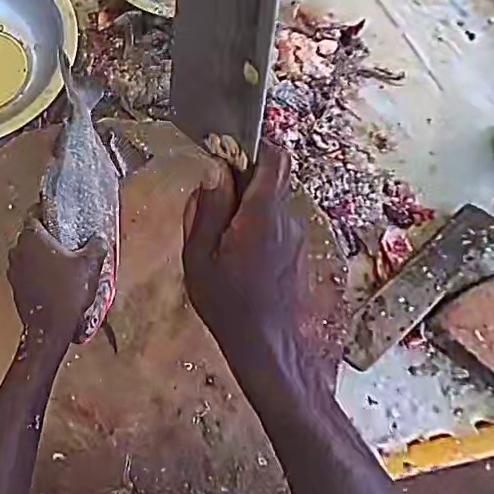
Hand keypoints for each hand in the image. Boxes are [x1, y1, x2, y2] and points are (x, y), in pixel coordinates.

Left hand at [7, 218, 105, 357]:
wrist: (50, 330)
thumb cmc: (68, 293)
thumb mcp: (90, 265)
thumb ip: (96, 246)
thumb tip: (99, 239)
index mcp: (32, 238)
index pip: (33, 213)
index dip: (45, 211)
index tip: (57, 214)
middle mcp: (18, 251)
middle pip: (30, 234)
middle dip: (46, 235)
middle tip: (65, 238)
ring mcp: (14, 270)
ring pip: (27, 254)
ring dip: (41, 254)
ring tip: (62, 260)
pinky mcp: (15, 288)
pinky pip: (27, 271)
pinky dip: (38, 271)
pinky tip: (55, 279)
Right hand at [183, 143, 310, 380]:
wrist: (265, 346)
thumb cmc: (227, 303)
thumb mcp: (199, 255)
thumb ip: (207, 208)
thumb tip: (214, 172)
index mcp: (262, 214)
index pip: (274, 158)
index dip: (251, 147)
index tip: (224, 157)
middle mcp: (285, 218)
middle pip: (270, 176)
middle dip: (240, 178)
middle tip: (211, 202)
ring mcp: (294, 234)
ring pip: (270, 199)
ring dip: (244, 204)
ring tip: (217, 235)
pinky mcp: (294, 249)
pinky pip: (273, 220)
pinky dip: (253, 222)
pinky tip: (233, 251)